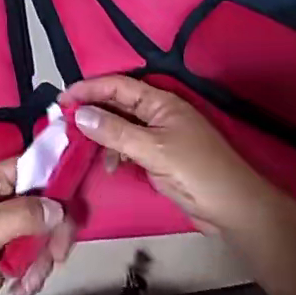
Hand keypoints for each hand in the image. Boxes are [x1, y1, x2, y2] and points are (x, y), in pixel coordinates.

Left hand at [0, 159, 75, 294]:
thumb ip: (24, 215)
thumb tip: (59, 208)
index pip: (26, 167)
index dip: (52, 176)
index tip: (74, 196)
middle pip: (42, 203)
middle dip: (53, 229)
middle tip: (59, 252)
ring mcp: (2, 232)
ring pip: (43, 233)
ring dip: (43, 258)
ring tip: (31, 280)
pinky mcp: (7, 259)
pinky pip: (35, 257)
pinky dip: (35, 273)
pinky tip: (21, 290)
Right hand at [62, 75, 290, 236]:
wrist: (233, 208)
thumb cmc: (197, 172)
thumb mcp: (152, 149)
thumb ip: (115, 131)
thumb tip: (80, 114)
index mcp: (160, 102)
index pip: (117, 86)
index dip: (88, 89)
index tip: (61, 99)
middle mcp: (157, 113)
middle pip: (116, 104)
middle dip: (90, 110)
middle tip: (62, 121)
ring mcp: (158, 135)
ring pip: (119, 126)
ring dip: (101, 133)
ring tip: (80, 145)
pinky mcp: (158, 157)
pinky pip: (127, 146)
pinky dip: (114, 152)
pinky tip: (108, 164)